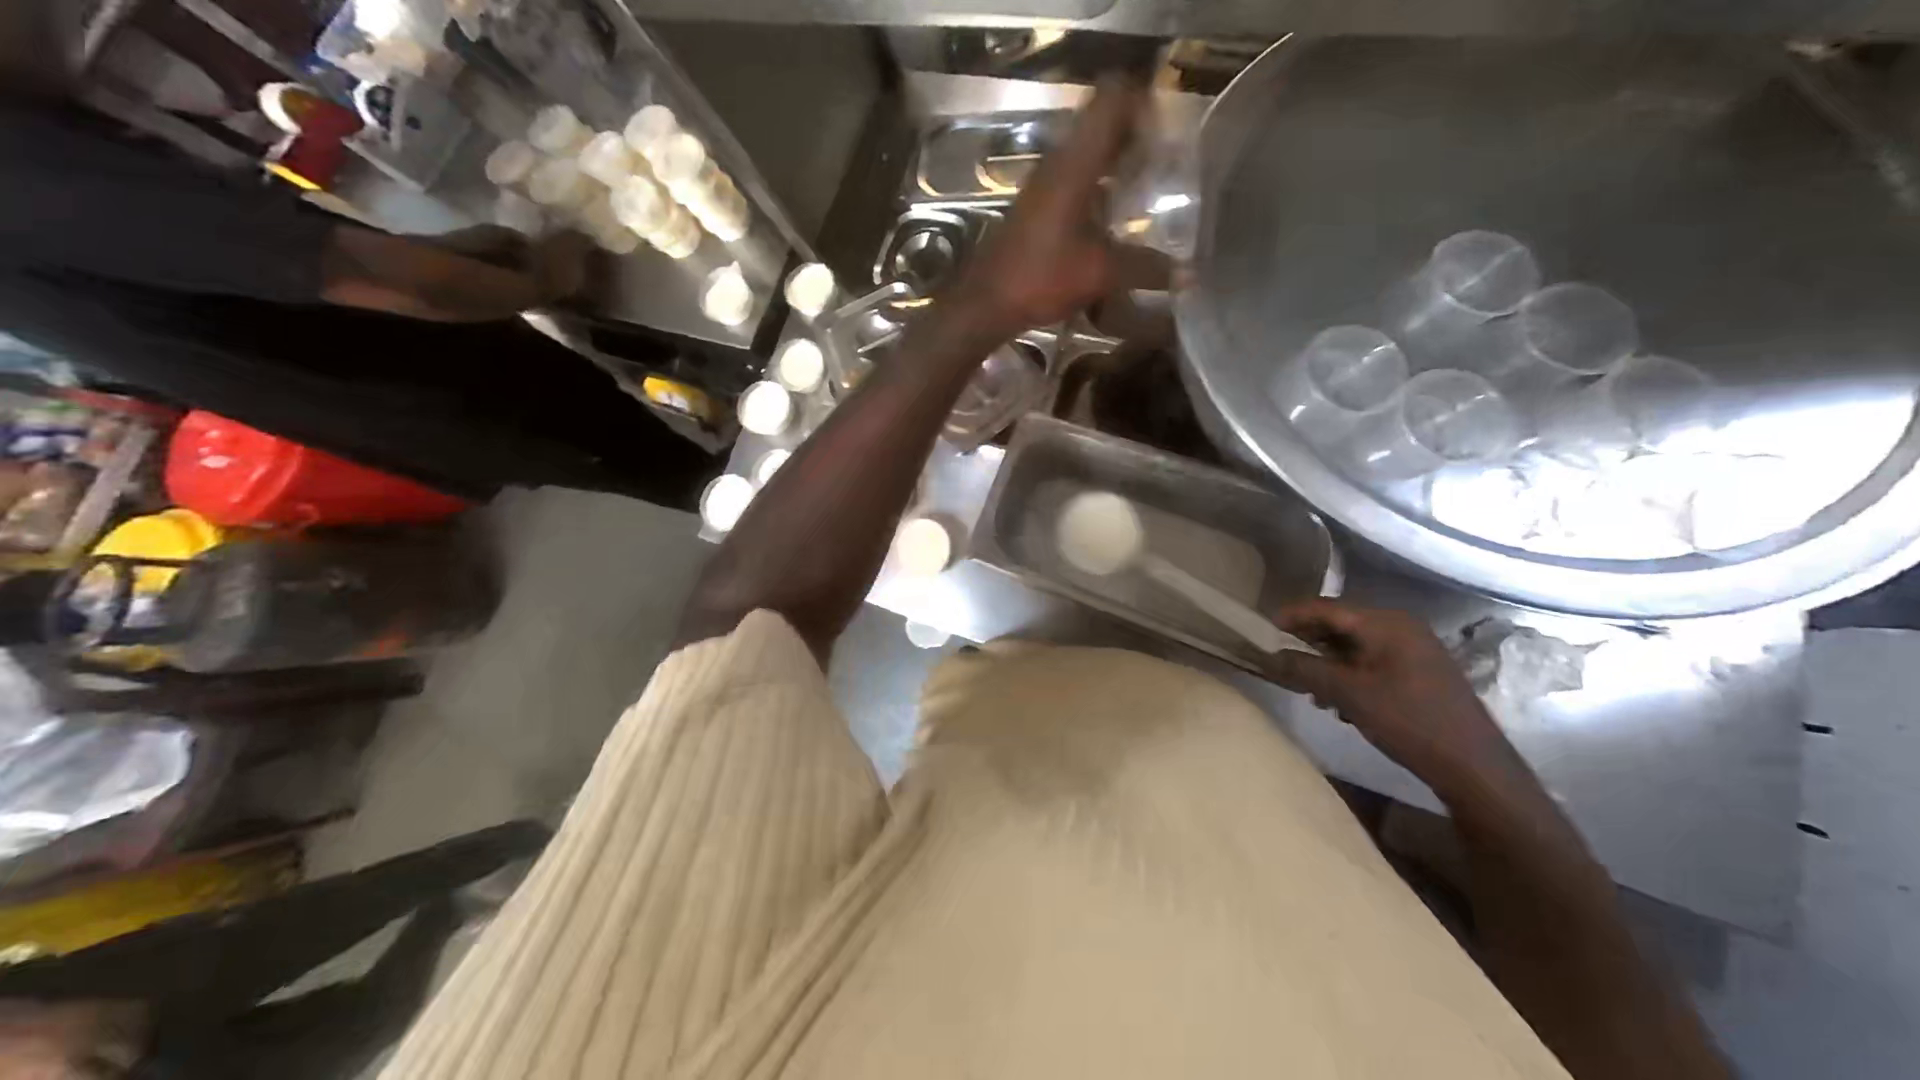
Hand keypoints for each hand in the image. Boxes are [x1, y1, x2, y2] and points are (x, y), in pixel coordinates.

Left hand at [949, 75, 1145, 335]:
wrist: (986, 303)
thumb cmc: (1040, 277)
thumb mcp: (1099, 273)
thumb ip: (1145, 267)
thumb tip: (1187, 274)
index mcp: (1074, 164)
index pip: (1111, 100)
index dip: (1143, 99)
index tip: (1170, 124)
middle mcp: (1057, 164)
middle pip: (1101, 126)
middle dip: (1136, 135)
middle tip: (1169, 158)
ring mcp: (1043, 186)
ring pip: (1087, 156)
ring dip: (1116, 163)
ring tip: (1149, 187)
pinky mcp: (1036, 209)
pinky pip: (1075, 182)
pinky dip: (1098, 189)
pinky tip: (1115, 219)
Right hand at [1271, 599, 1517, 787]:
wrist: (1473, 765)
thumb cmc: (1408, 720)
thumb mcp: (1348, 694)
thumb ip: (1306, 669)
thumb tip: (1272, 655)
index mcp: (1386, 623)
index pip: (1327, 607)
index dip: (1292, 616)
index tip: (1263, 629)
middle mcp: (1401, 627)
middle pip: (1341, 624)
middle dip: (1308, 641)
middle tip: (1281, 659)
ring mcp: (1414, 649)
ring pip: (1355, 645)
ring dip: (1327, 662)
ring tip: (1308, 687)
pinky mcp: (1419, 671)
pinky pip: (1372, 661)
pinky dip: (1349, 673)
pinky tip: (1339, 701)